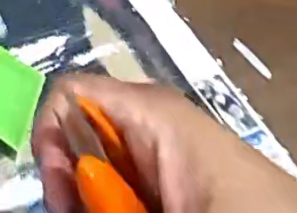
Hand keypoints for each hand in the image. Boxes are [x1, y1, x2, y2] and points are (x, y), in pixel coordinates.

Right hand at [31, 74, 296, 212]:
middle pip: (84, 134)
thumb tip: (64, 201)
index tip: (60, 198)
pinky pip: (140, 185)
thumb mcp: (163, 209)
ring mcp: (175, 152)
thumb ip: (107, 201)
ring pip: (110, 166)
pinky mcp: (191, 181)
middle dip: (74, 181)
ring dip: (100, 200)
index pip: (68, 95)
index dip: (49, 139)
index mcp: (149, 109)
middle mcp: (156, 120)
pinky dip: (127, 206)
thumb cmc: (247, 210)